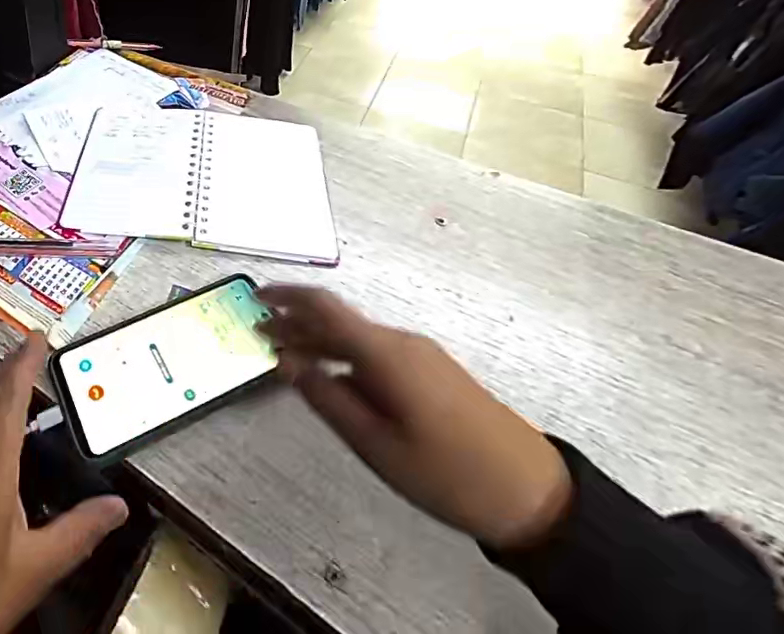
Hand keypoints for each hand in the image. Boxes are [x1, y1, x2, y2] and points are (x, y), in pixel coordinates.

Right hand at [258, 286, 572, 550]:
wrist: (526, 486)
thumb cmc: (447, 472)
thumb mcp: (376, 444)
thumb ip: (329, 399)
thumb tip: (289, 364)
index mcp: (386, 353)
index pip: (328, 308)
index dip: (289, 297)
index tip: (258, 296)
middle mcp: (401, 342)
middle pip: (340, 322)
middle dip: (297, 324)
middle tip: (260, 333)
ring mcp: (418, 354)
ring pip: (357, 339)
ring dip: (319, 343)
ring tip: (284, 353)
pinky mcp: (429, 370)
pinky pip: (376, 354)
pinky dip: (344, 359)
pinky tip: (329, 377)